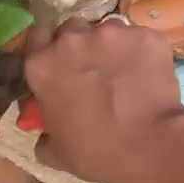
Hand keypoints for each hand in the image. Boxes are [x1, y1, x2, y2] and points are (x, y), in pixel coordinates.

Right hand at [24, 17, 183, 182]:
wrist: (147, 146)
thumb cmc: (93, 151)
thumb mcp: (55, 151)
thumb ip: (43, 136)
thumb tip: (44, 136)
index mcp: (42, 65)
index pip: (35, 38)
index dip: (46, 50)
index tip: (56, 65)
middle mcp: (72, 40)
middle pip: (71, 30)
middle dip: (78, 47)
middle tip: (90, 72)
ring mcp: (111, 33)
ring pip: (106, 31)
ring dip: (109, 48)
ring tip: (122, 74)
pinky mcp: (145, 36)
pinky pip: (137, 39)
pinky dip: (139, 53)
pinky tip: (145, 76)